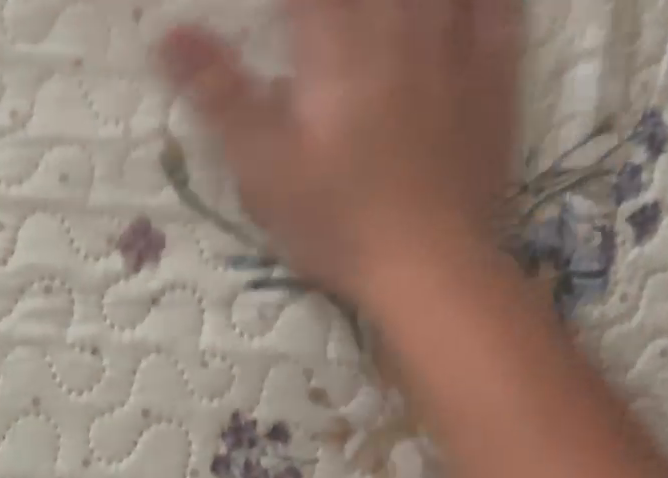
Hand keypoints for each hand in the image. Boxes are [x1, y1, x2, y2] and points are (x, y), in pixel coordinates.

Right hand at [159, 0, 521, 301]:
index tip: (266, 15)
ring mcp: (459, 43)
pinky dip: (472, 1)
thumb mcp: (258, 165)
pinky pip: (497, 4)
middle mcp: (403, 27)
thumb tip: (169, 36)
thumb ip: (219, 94)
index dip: (280, 3)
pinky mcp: (498, 70)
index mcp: (338, 49)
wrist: (427, 261)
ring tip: (364, 23)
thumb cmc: (330, 219)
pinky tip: (450, 10)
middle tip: (307, 23)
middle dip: (328, 7)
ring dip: (390, 4)